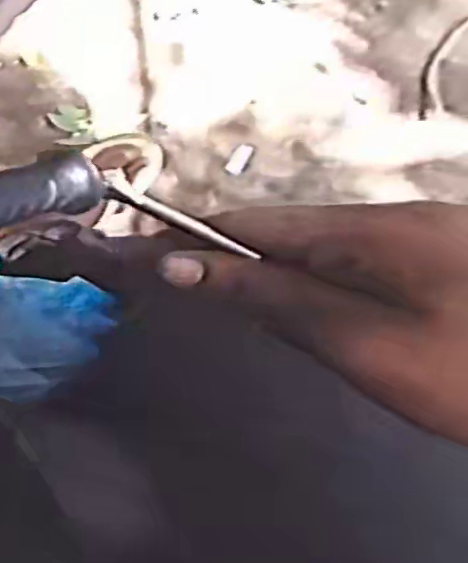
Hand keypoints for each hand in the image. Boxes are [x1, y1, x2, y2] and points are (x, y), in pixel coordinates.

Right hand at [156, 202, 467, 443]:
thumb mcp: (364, 343)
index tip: (127, 262)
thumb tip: (173, 264)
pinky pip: (359, 259)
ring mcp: (441, 237)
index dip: (178, 239)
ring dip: (269, 271)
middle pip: (278, 230)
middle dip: (223, 257)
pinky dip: (315, 280)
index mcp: (374, 230)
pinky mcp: (461, 260)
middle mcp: (406, 219)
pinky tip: (317, 311)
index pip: (241, 222)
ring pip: (318, 245)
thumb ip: (265, 295)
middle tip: (183, 297)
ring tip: (245, 309)